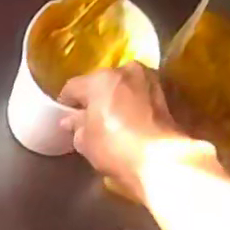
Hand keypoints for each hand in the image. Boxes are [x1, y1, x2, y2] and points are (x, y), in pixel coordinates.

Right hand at [58, 65, 214, 194]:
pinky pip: (138, 95)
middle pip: (100, 82)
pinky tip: (128, 121)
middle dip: (93, 98)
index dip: (65, 103)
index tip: (64, 117)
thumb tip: (71, 120)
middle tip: (88, 119)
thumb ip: (76, 125)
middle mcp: (125, 70)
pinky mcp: (164, 92)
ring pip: (122, 86)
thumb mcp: (84, 141)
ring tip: (110, 120)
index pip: (73, 87)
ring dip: (114, 99)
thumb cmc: (114, 147)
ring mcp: (148, 78)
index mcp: (100, 79)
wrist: (158, 158)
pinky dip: (131, 104)